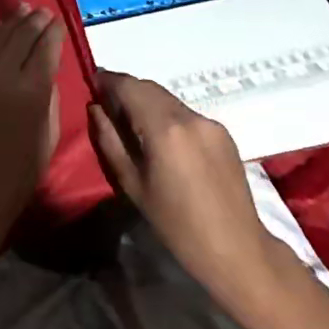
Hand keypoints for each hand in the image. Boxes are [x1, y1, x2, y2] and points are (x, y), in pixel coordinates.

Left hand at [0, 6, 63, 232]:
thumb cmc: (22, 169)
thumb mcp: (50, 133)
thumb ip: (51, 97)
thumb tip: (48, 72)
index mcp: (32, 91)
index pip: (45, 49)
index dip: (54, 32)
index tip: (60, 22)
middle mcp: (6, 76)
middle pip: (23, 36)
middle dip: (36, 21)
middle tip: (45, 11)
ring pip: (1, 37)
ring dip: (14, 20)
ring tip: (25, 8)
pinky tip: (2, 25)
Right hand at [88, 71, 277, 299]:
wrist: (235, 248)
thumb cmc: (177, 225)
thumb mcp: (133, 185)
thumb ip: (110, 141)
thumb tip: (96, 109)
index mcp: (165, 129)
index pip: (131, 87)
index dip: (109, 80)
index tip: (93, 82)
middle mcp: (190, 116)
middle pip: (151, 89)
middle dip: (127, 90)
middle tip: (107, 103)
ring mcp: (210, 122)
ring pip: (170, 100)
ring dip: (148, 102)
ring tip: (131, 122)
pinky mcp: (223, 132)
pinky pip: (188, 115)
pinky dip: (169, 117)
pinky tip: (163, 139)